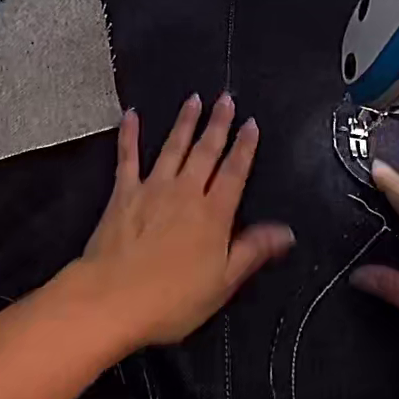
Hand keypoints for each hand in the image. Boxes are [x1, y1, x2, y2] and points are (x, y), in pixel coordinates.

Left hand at [64, 94, 294, 350]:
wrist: (111, 299)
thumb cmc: (173, 298)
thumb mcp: (223, 281)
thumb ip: (253, 250)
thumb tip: (287, 232)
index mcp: (214, 213)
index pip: (234, 172)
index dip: (245, 147)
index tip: (251, 123)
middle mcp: (186, 192)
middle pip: (207, 151)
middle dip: (219, 124)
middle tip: (226, 99)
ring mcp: (153, 188)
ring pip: (173, 147)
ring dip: (185, 122)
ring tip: (194, 99)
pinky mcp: (123, 193)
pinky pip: (127, 158)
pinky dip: (129, 135)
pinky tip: (131, 114)